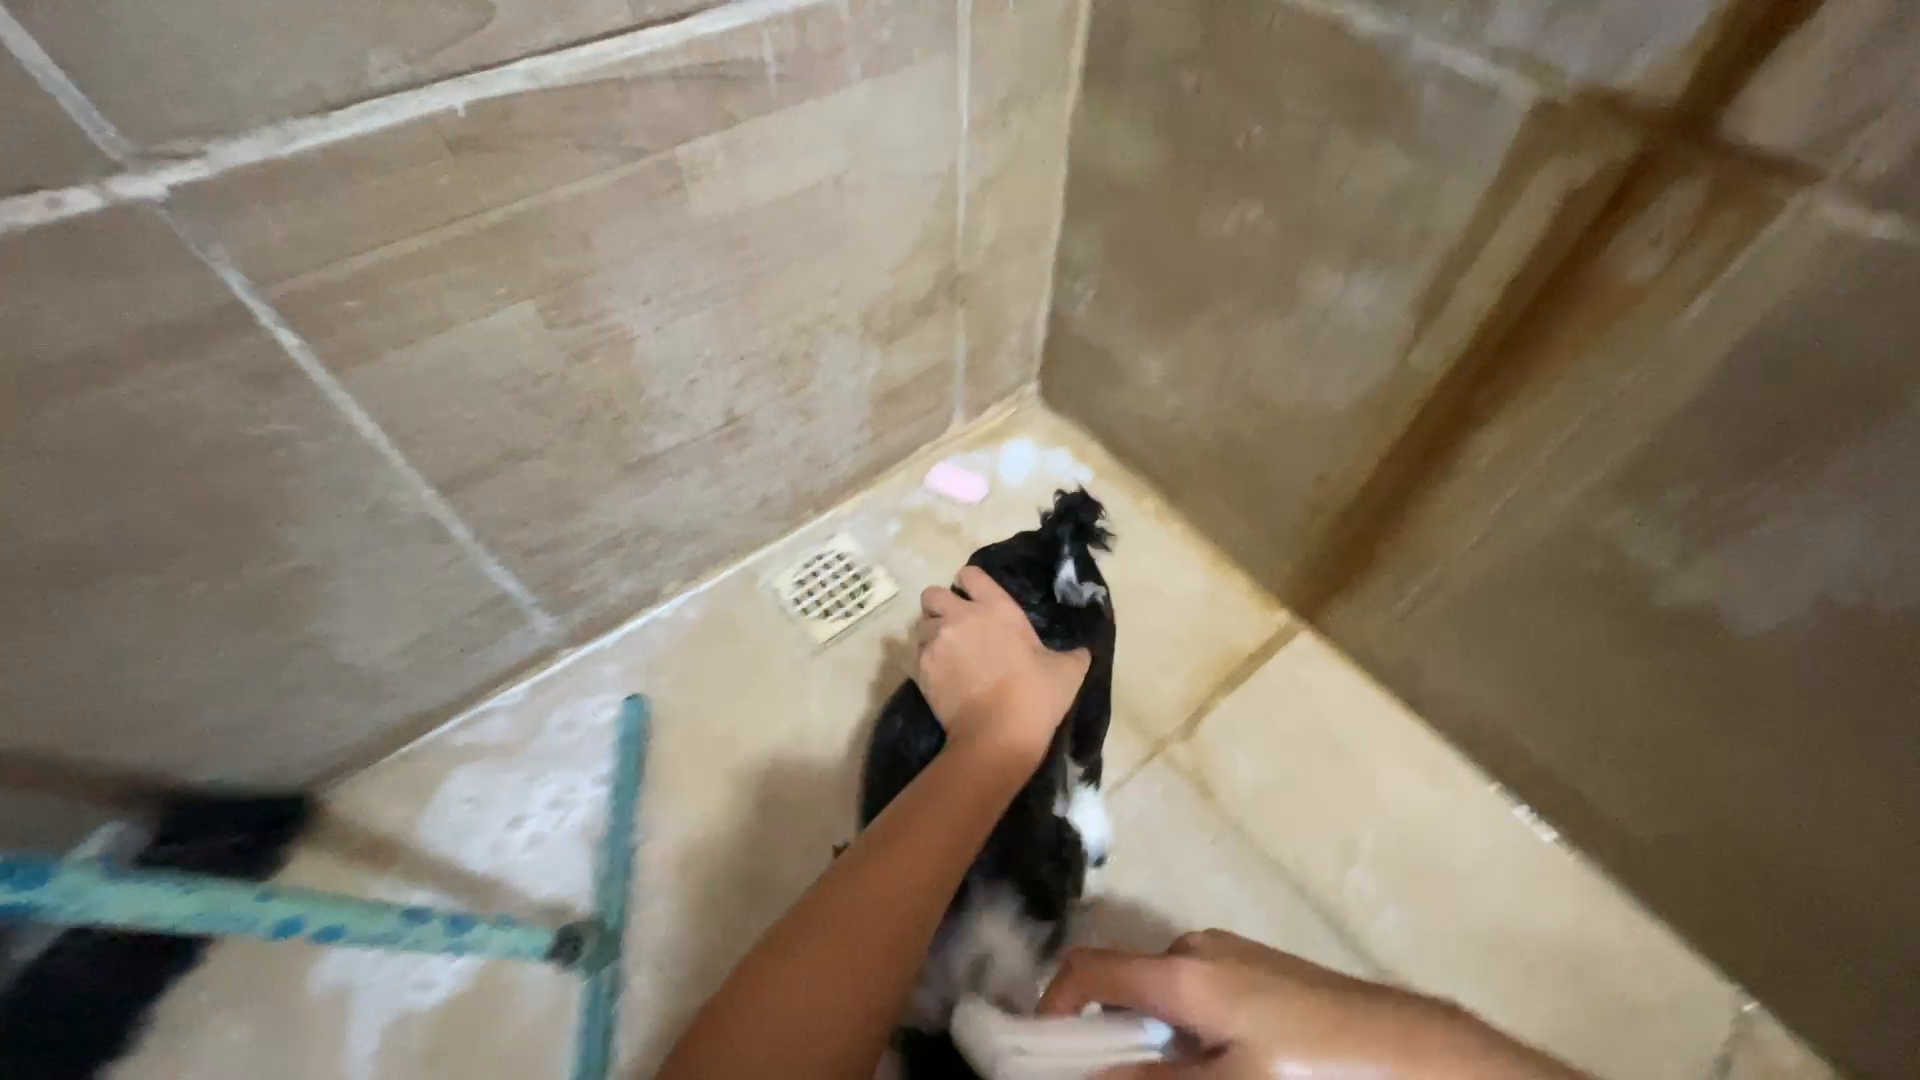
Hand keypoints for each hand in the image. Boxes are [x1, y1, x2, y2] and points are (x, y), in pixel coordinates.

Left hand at [914, 566, 1089, 763]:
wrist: (998, 734)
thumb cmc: (1036, 697)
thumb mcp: (1068, 671)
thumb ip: (1073, 654)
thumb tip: (1083, 652)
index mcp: (996, 608)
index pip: (970, 574)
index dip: (969, 584)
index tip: (974, 601)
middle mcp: (961, 616)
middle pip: (932, 594)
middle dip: (939, 607)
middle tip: (955, 629)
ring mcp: (937, 641)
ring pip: (920, 626)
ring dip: (931, 636)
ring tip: (946, 658)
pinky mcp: (921, 668)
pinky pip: (914, 655)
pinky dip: (923, 663)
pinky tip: (939, 679)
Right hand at [1039, 931, 1589, 1079]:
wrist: (1422, 1055)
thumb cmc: (1319, 1068)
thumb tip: (1087, 1075)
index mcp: (1184, 968)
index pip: (1090, 970)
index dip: (1054, 1008)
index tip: (1041, 1058)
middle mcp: (1196, 948)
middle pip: (1123, 990)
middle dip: (1108, 1043)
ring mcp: (1229, 957)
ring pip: (1162, 1003)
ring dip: (1151, 1049)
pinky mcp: (1255, 974)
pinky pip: (1196, 1002)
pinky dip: (1185, 1040)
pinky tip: (1222, 1074)